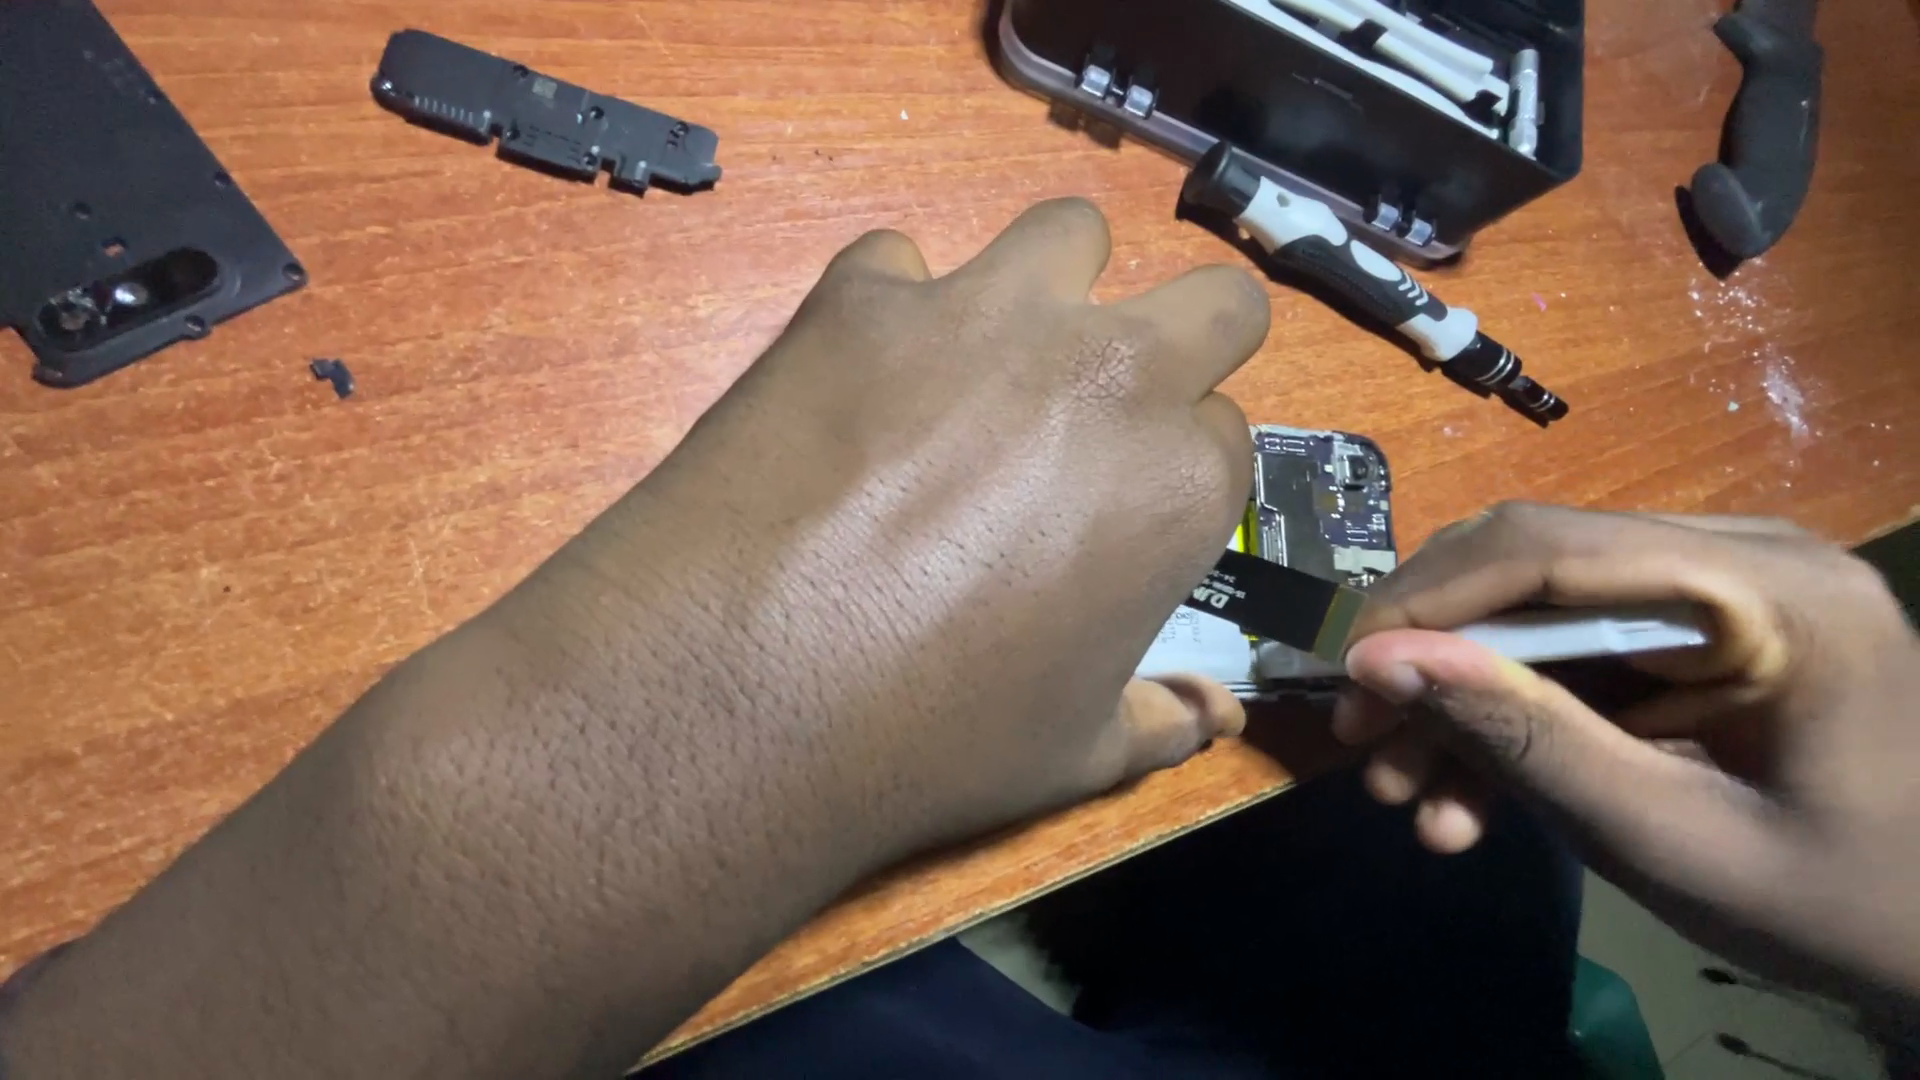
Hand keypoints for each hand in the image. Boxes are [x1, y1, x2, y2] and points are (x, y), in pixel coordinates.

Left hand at [529, 197, 1264, 858]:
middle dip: (1180, 346)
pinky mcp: (860, 296)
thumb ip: (1163, 722)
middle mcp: (1109, 372)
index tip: (1123, 506)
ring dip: (1051, 290)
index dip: (1177, 471)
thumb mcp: (1073, 755)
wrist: (743, 691)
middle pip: (1212, 303)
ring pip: (1067, 237)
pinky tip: (858, 383)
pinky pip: (899, 265)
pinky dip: (894, 312)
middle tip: (1098, 413)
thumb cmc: (932, 740)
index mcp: (1180, 481)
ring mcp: (982, 314)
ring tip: (986, 367)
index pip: (1227, 434)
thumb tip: (1217, 713)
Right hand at [1336, 503, 1919, 1006]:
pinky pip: (1548, 652)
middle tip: (1359, 735)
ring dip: (1447, 701)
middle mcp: (1728, 559)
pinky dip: (1493, 719)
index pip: (1540, 551)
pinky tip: (1462, 801)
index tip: (1347, 674)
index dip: (1422, 602)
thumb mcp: (1663, 835)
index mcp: (1766, 593)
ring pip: (1515, 614)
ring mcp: (1700, 590)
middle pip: (1513, 570)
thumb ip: (1519, 736)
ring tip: (1402, 790)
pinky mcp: (1673, 630)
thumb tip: (1375, 663)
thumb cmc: (1843, 904)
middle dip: (1421, 656)